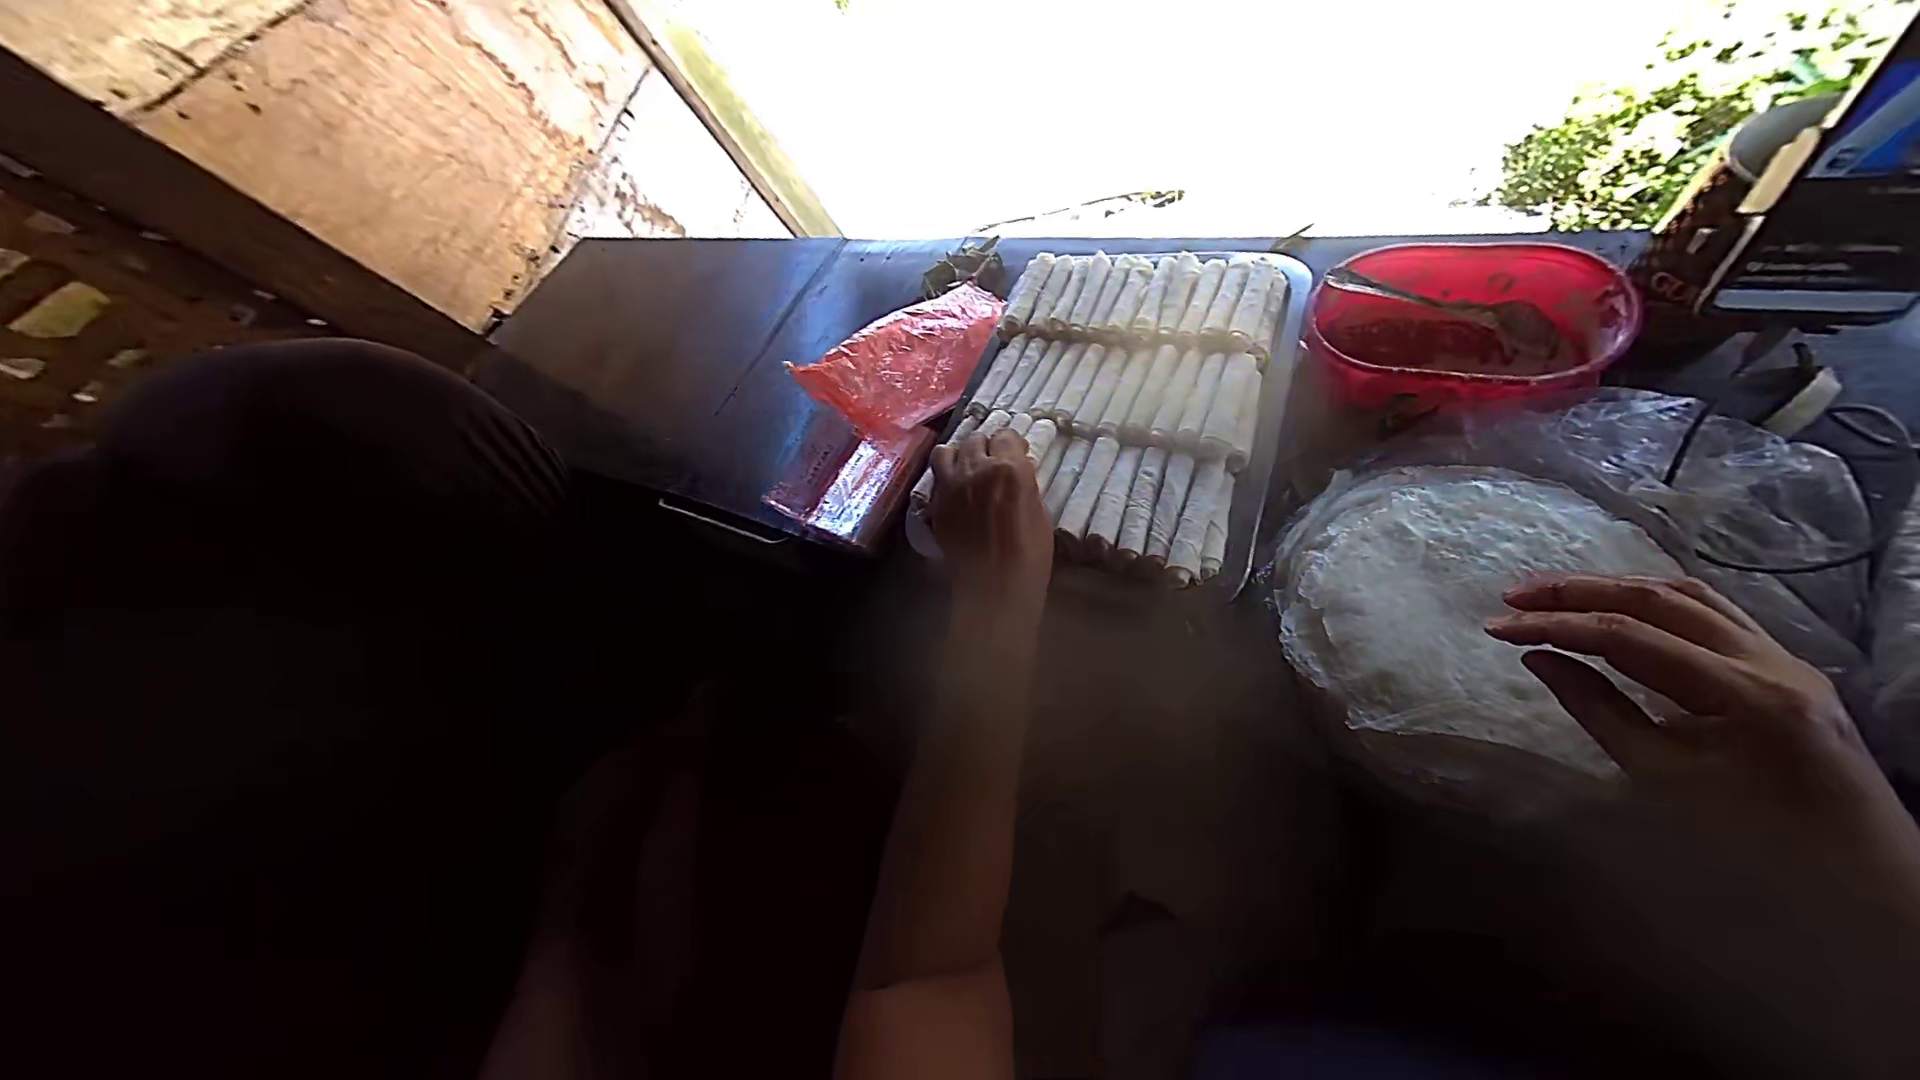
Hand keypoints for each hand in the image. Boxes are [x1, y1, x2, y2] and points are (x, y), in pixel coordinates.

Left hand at [928, 431, 1051, 617]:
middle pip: (976, 440)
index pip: (1006, 436)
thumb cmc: (1029, 556)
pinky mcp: (936, 505)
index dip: (1011, 445)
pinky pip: (936, 478)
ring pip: (946, 451)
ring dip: (959, 455)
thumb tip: (1018, 475)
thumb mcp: (1040, 514)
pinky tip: (955, 489)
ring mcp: (951, 486)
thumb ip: (1025, 487)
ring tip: (967, 468)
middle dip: (986, 447)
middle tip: (993, 463)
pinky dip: (945, 477)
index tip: (1015, 454)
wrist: (994, 588)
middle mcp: (976, 469)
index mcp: (1010, 468)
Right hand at [1486, 575, 1898, 820]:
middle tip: (1512, 595)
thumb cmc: (1751, 839)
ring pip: (1688, 597)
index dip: (1553, 625)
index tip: (1496, 628)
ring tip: (1550, 591)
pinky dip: (1649, 599)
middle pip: (1660, 600)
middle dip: (1576, 591)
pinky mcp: (1781, 668)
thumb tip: (1538, 657)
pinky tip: (1611, 604)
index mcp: (1747, 694)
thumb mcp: (1659, 776)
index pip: (1628, 636)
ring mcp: (1785, 661)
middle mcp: (1774, 662)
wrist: (1859, 881)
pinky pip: (1710, 614)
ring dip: (1611, 587)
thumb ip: (1595, 707)